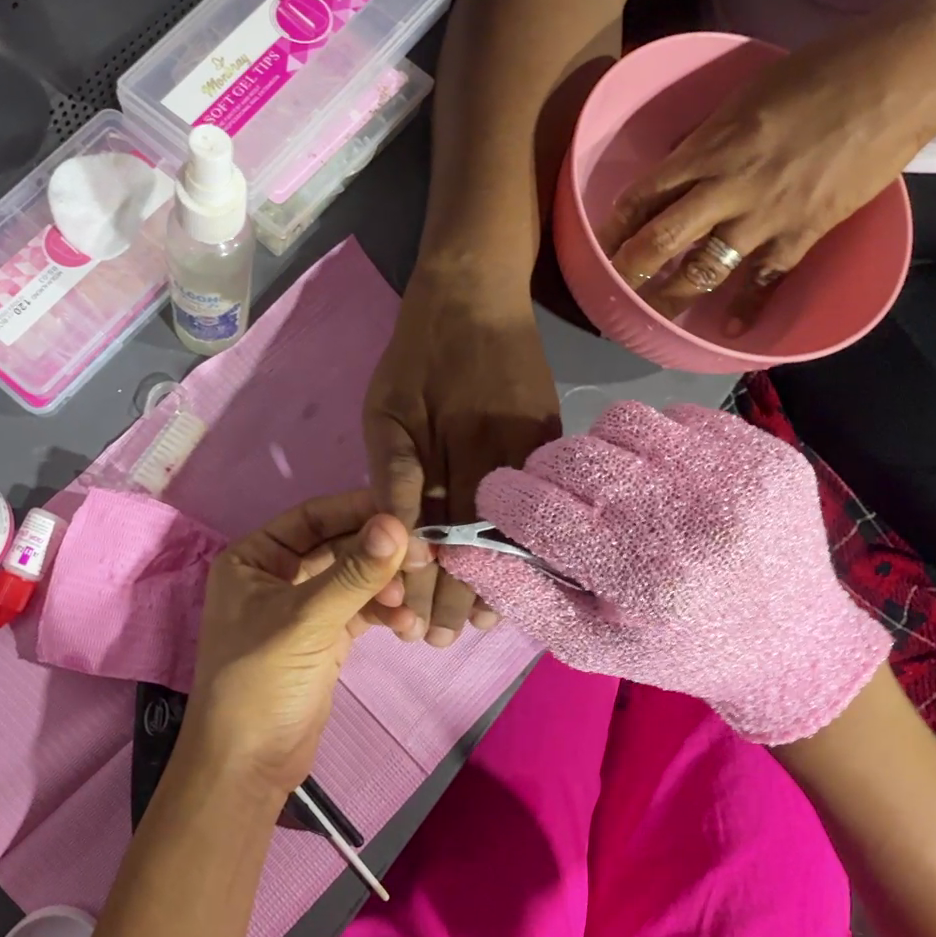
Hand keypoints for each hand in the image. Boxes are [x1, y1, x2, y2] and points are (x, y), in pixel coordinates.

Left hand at [190, 492, 414, 794]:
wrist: (248, 765)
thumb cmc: (259, 682)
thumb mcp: (304, 622)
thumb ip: (353, 573)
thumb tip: (397, 524)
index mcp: (253, 558)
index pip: (312, 517)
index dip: (358, 511)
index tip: (408, 509)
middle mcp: (277, 575)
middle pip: (339, 547)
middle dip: (380, 554)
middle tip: (425, 557)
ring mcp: (303, 608)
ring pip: (355, 580)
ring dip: (386, 587)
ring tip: (413, 602)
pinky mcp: (325, 638)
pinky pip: (361, 612)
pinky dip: (384, 615)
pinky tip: (407, 627)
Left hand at [364, 268, 561, 646]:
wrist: (475, 296)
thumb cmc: (415, 357)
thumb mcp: (386, 410)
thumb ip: (395, 474)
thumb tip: (401, 536)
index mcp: (458, 458)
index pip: (446, 541)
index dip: (433, 586)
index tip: (420, 626)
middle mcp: (501, 465)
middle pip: (481, 547)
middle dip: (461, 596)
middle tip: (445, 640)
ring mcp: (532, 455)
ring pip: (515, 533)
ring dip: (498, 578)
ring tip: (482, 622)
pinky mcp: (549, 444)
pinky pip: (539, 506)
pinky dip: (525, 541)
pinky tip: (519, 570)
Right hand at [439, 401, 891, 744]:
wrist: (793, 644)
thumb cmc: (673, 649)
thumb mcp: (587, 642)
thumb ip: (516, 592)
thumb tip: (450, 546)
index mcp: (639, 574)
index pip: (533, 508)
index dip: (499, 498)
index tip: (499, 505)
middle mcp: (687, 518)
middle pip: (570, 456)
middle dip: (543, 472)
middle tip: (556, 500)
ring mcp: (733, 476)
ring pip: (619, 421)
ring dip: (598, 450)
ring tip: (614, 486)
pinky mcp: (765, 452)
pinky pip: (676, 414)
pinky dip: (654, 441)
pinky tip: (665, 479)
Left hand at [597, 27, 935, 333]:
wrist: (903, 78)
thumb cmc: (820, 73)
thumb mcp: (743, 98)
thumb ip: (706, 138)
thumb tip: (678, 162)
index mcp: (706, 150)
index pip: (641, 197)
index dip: (614, 227)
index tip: (601, 247)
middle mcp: (725, 189)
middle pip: (660, 242)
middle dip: (629, 271)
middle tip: (610, 292)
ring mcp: (763, 217)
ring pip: (703, 270)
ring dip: (673, 298)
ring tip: (654, 316)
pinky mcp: (803, 234)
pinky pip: (766, 281)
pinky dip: (748, 308)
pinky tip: (732, 330)